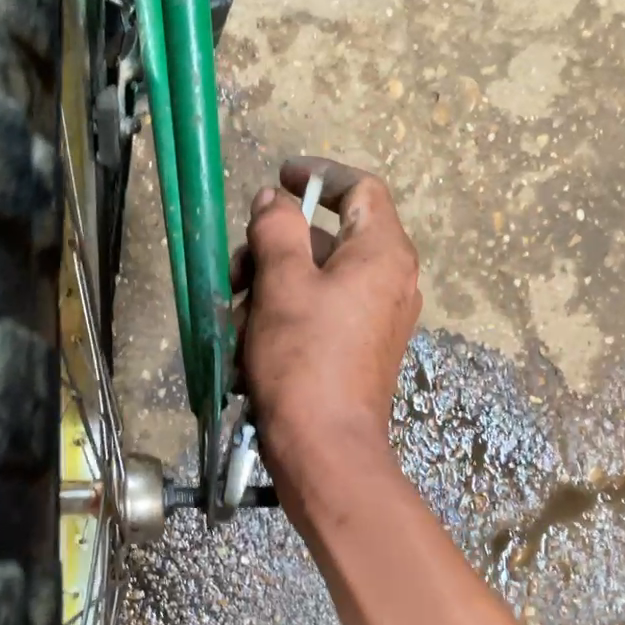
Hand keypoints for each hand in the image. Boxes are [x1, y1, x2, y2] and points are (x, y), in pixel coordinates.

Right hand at [238, 157, 420, 479]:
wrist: (324, 447)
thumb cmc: (303, 360)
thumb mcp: (281, 285)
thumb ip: (277, 230)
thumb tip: (273, 199)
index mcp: (383, 253)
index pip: (360, 189)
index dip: (318, 176)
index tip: (279, 178)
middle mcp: (389, 281)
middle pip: (328, 240)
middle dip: (274, 249)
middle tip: (236, 272)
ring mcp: (375, 319)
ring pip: (316, 280)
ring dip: (269, 289)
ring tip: (237, 321)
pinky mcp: (357, 351)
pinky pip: (319, 315)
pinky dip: (284, 318)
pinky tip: (251, 345)